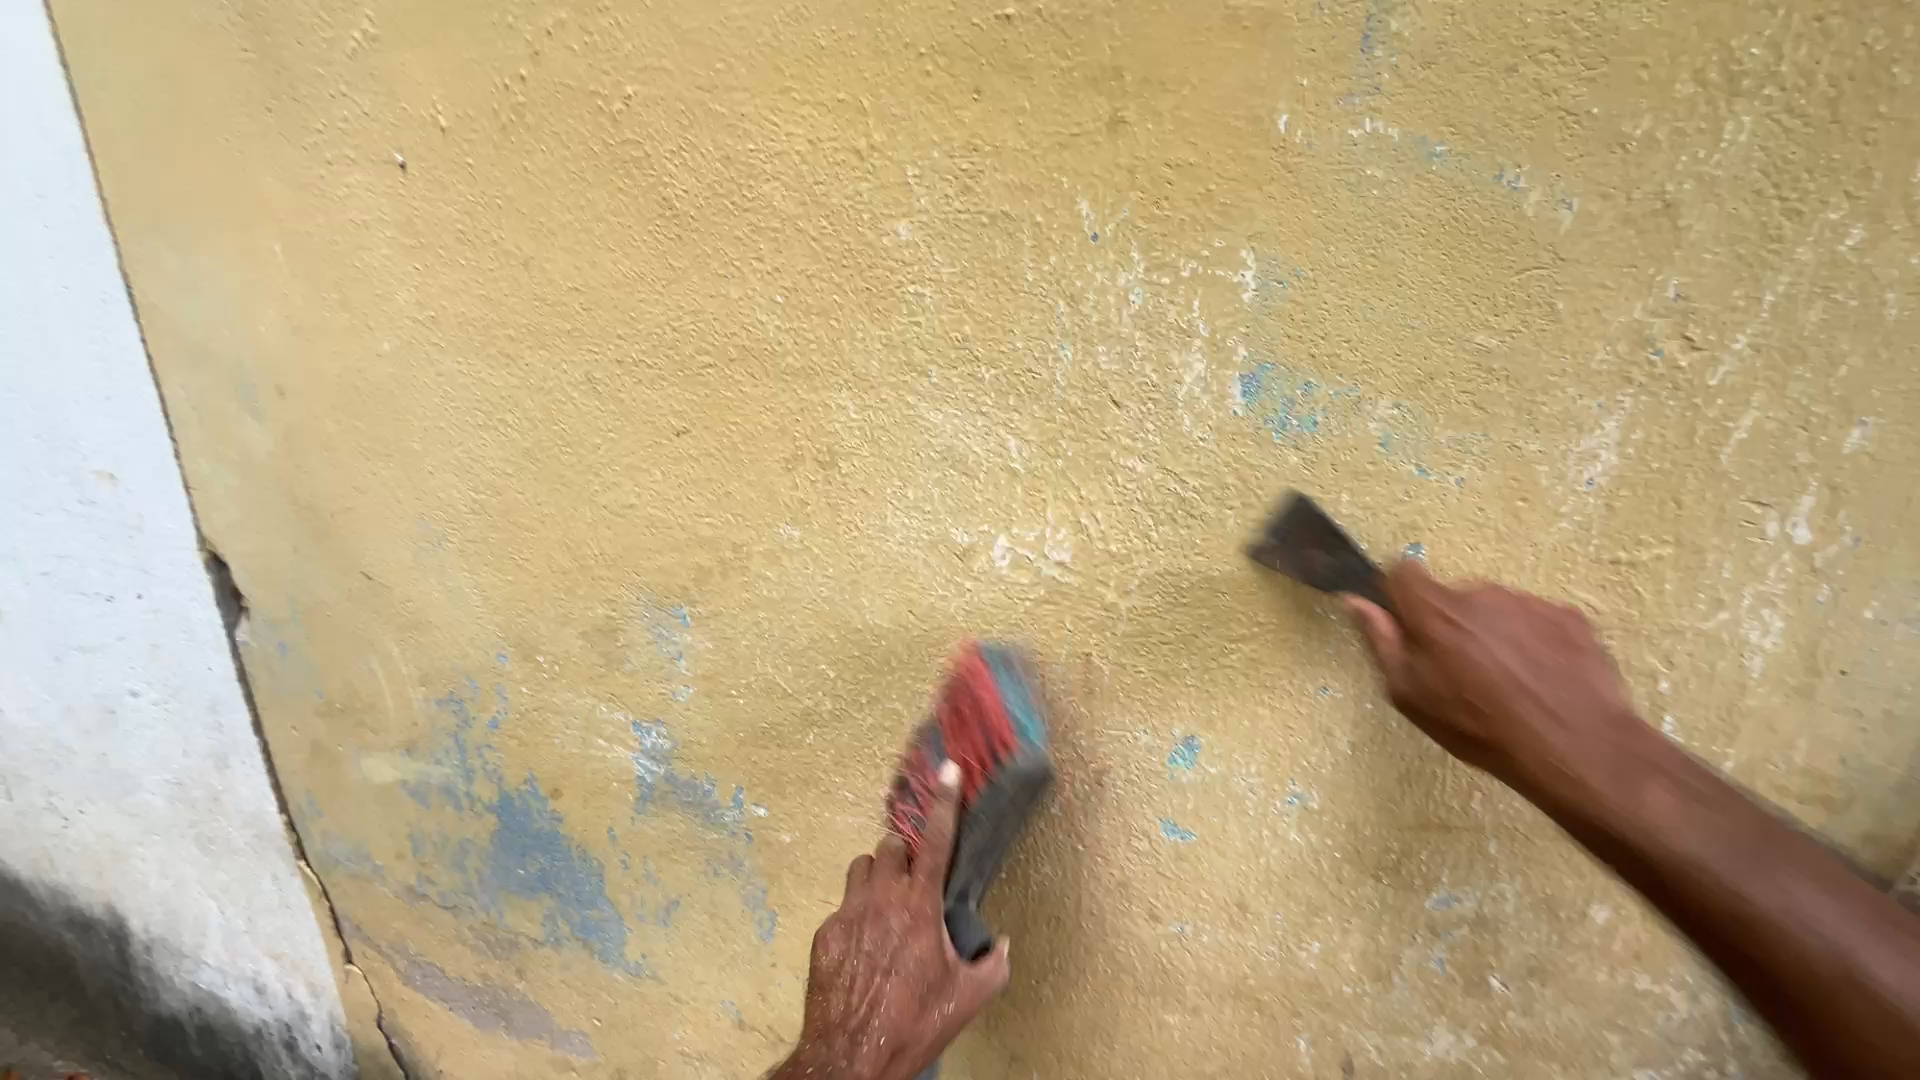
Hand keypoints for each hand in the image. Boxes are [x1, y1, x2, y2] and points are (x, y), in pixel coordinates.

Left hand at [772, 761, 1011, 1079]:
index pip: (936, 840)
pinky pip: (842, 906)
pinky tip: (862, 949)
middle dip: (903, 856)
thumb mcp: (967, 999)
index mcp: (920, 906)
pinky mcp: (825, 932)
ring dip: (877, 878)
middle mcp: (883, 898)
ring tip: (885, 908)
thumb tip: (1001, 943)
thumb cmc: (913, 1024)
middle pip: (891, 846)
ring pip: (862, 867)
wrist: (850, 1058)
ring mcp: (849, 912)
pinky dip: (856, 916)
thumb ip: (993, 964)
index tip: (948, 770)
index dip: (945, 802)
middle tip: (913, 884)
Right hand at [1342, 559, 1653, 795]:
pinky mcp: (1571, 618)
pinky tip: (1539, 677)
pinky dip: (1532, 640)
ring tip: (1506, 677)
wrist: (1575, 748)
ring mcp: (1530, 603)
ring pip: (1495, 607)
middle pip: (1452, 594)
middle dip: (1449, 621)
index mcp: (1435, 610)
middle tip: (1460, 667)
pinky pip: (1537, 619)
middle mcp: (1480, 594)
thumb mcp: (1409, 693)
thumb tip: (1356, 601)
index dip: (1400, 593)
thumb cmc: (1477, 726)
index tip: (1407, 622)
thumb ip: (1381, 640)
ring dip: (1491, 630)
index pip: (1403, 571)